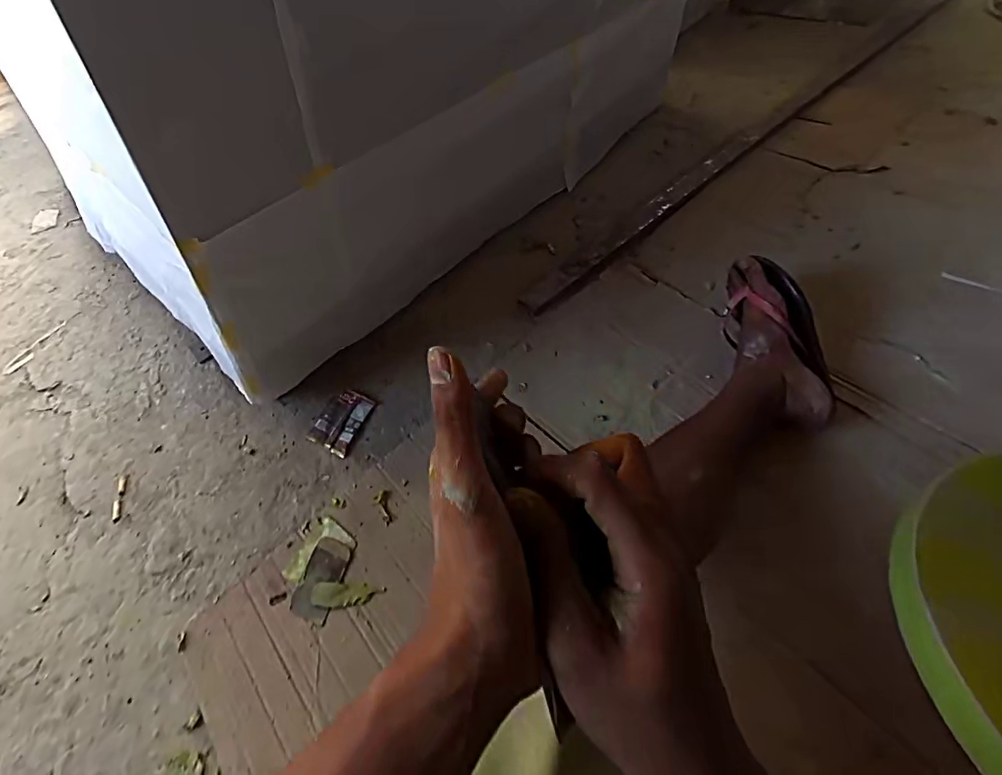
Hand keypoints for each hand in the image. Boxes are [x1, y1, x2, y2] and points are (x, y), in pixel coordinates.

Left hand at [417, 346, 541, 720]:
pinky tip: (562, 494)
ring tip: (544, 449)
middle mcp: (467, 487)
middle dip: (503, 422)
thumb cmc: (476, 562)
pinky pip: (526, 500)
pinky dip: (540, 486)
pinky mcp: (514, 544)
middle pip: (485, 441)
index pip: (464, 417)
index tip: (504, 379)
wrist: (486, 647)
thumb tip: (438, 354)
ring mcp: (489, 518)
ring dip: (522, 453)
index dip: (480, 394)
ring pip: (506, 470)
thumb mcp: (464, 481)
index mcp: (453, 468)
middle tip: (524, 416)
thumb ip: (453, 419)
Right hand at [510, 446, 761, 774]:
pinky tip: (561, 539)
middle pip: (622, 458)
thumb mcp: (572, 645)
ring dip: (581, 481)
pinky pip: (624, 503)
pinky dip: (590, 502)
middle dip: (569, 466)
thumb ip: (548, 563)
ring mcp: (669, 549)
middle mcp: (667, 541)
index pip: (598, 473)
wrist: (691, 760)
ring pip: (626, 475)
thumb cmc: (629, 710)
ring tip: (541, 515)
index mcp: (649, 559)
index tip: (512, 489)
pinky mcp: (660, 561)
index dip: (549, 468)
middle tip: (531, 500)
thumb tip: (520, 497)